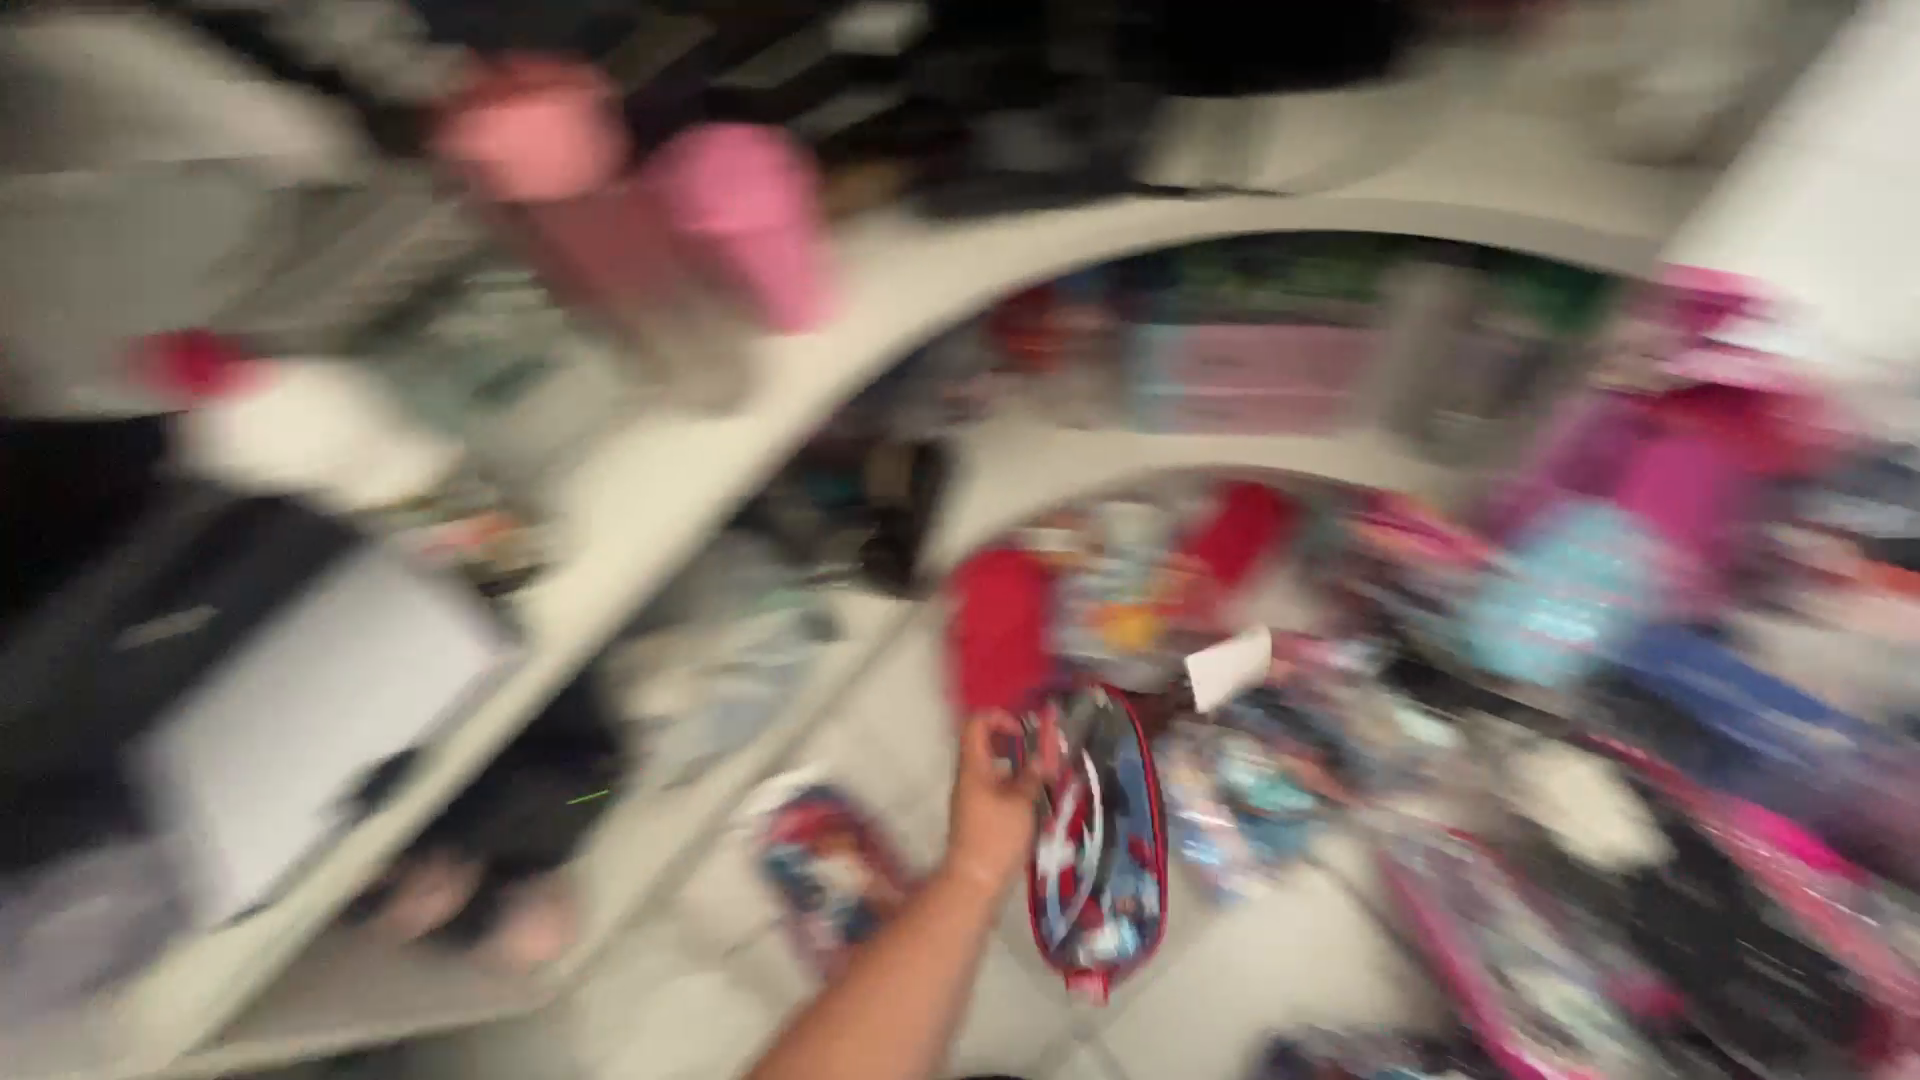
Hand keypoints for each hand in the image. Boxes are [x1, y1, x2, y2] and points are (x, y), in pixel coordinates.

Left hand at [941, 710, 1060, 897]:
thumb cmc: (996, 837)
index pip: (976, 723)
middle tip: (1036, 750)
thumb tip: (1044, 757)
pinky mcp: (978, 812)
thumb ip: (1032, 776)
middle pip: (984, 742)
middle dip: (1012, 741)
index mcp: (973, 766)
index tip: (1023, 732)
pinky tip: (1034, 798)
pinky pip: (995, 785)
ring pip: (992, 766)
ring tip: (1042, 775)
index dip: (999, 718)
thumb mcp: (1021, 803)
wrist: (973, 881)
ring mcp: (971, 794)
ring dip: (1016, 764)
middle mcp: (968, 775)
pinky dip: (1013, 783)